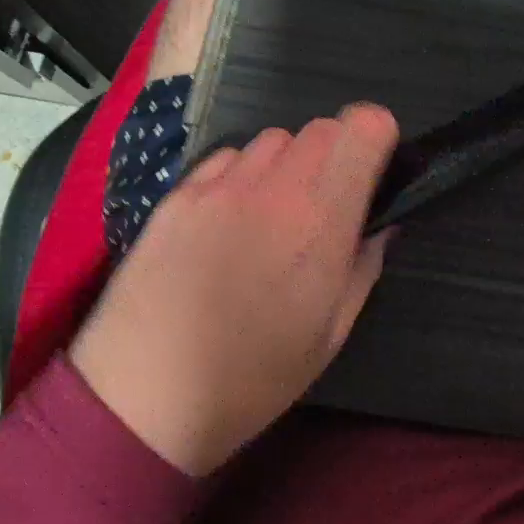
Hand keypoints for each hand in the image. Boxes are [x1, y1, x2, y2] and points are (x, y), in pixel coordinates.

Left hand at [69, 104, 398, 475]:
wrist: (142, 398)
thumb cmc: (252, 377)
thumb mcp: (330, 334)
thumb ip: (364, 266)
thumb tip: (382, 226)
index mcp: (321, 220)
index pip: (363, 126)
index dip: (377, 138)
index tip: (373, 171)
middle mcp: (273, 187)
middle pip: (322, 126)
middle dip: (337, 152)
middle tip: (327, 202)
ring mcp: (219, 185)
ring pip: (273, 139)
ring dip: (288, 163)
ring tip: (274, 211)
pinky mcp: (177, 195)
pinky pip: (226, 159)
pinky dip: (241, 175)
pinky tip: (228, 220)